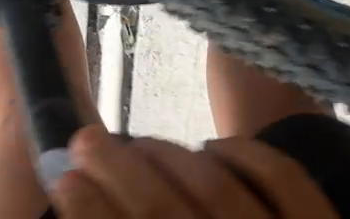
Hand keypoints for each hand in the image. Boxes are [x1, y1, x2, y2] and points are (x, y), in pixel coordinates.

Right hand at [52, 125, 336, 217]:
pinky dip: (245, 153)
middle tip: (84, 140)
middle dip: (116, 169)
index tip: (64, 178)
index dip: (89, 210)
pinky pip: (285, 179)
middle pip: (163, 216)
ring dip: (168, 154)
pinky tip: (212, 146)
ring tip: (139, 143)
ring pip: (216, 188)